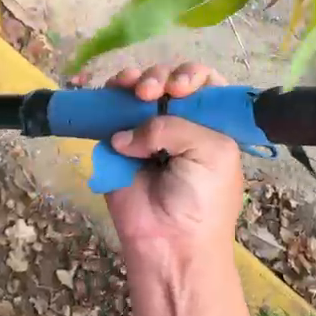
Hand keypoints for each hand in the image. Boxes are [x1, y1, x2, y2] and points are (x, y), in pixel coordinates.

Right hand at [101, 62, 244, 281]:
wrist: (168, 239)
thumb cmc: (202, 198)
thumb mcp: (212, 153)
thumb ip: (174, 125)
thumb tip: (125, 135)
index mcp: (210, 123)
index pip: (204, 83)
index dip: (191, 76)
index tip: (179, 89)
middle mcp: (177, 122)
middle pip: (166, 80)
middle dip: (158, 77)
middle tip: (151, 92)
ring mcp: (143, 131)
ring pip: (134, 90)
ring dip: (131, 80)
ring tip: (129, 91)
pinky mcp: (113, 144)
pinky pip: (106, 112)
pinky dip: (103, 97)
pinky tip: (104, 91)